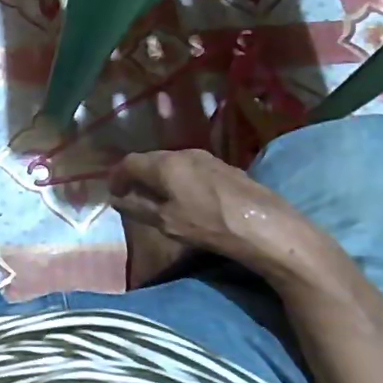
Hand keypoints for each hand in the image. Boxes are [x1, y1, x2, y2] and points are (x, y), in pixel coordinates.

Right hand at [108, 149, 344, 284]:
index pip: (129, 162)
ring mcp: (208, 158)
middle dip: (138, 174)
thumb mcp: (166, 222)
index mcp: (164, 164)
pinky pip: (192, 168)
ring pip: (173, 162)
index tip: (114, 192)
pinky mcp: (228, 168)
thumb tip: (118, 199)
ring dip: (160, 176)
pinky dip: (180, 178)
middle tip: (132, 193)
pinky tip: (188, 196)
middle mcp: (184, 153)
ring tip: (159, 195)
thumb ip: (138, 208)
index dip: (117, 176)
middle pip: (151, 159)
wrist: (269, 228)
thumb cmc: (210, 225)